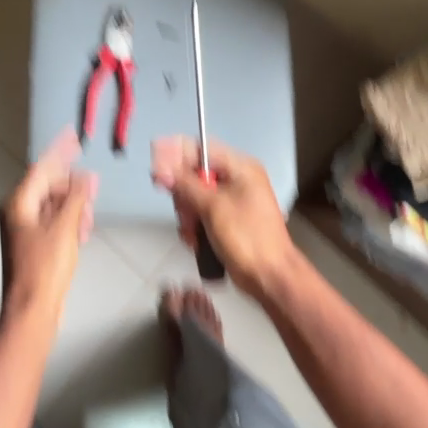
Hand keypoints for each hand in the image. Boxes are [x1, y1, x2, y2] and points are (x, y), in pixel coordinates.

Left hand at [0, 128, 96, 322]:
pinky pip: (55, 222)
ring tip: (87, 224)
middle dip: (72, 189)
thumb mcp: (64, 228)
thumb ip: (77, 198)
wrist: (32, 310)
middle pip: (49, 186)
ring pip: (54, 205)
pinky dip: (70, 224)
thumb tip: (87, 176)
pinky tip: (82, 235)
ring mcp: (25, 229)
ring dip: (74, 209)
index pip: (41, 168)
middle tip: (92, 197)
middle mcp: (18, 211)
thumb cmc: (45, 267)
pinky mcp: (35, 244)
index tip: (74, 137)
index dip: (59, 152)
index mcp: (19, 202)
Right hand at [151, 136, 300, 298]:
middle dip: (184, 195)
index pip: (199, 149)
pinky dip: (195, 226)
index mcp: (239, 167)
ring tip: (192, 233)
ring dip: (188, 215)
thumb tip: (160, 167)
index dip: (175, 158)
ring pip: (194, 196)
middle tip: (186, 214)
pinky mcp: (226, 220)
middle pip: (194, 173)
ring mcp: (231, 200)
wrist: (269, 278)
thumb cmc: (246, 238)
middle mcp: (236, 179)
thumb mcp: (212, 207)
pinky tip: (196, 240)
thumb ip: (184, 184)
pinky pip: (200, 213)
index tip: (157, 175)